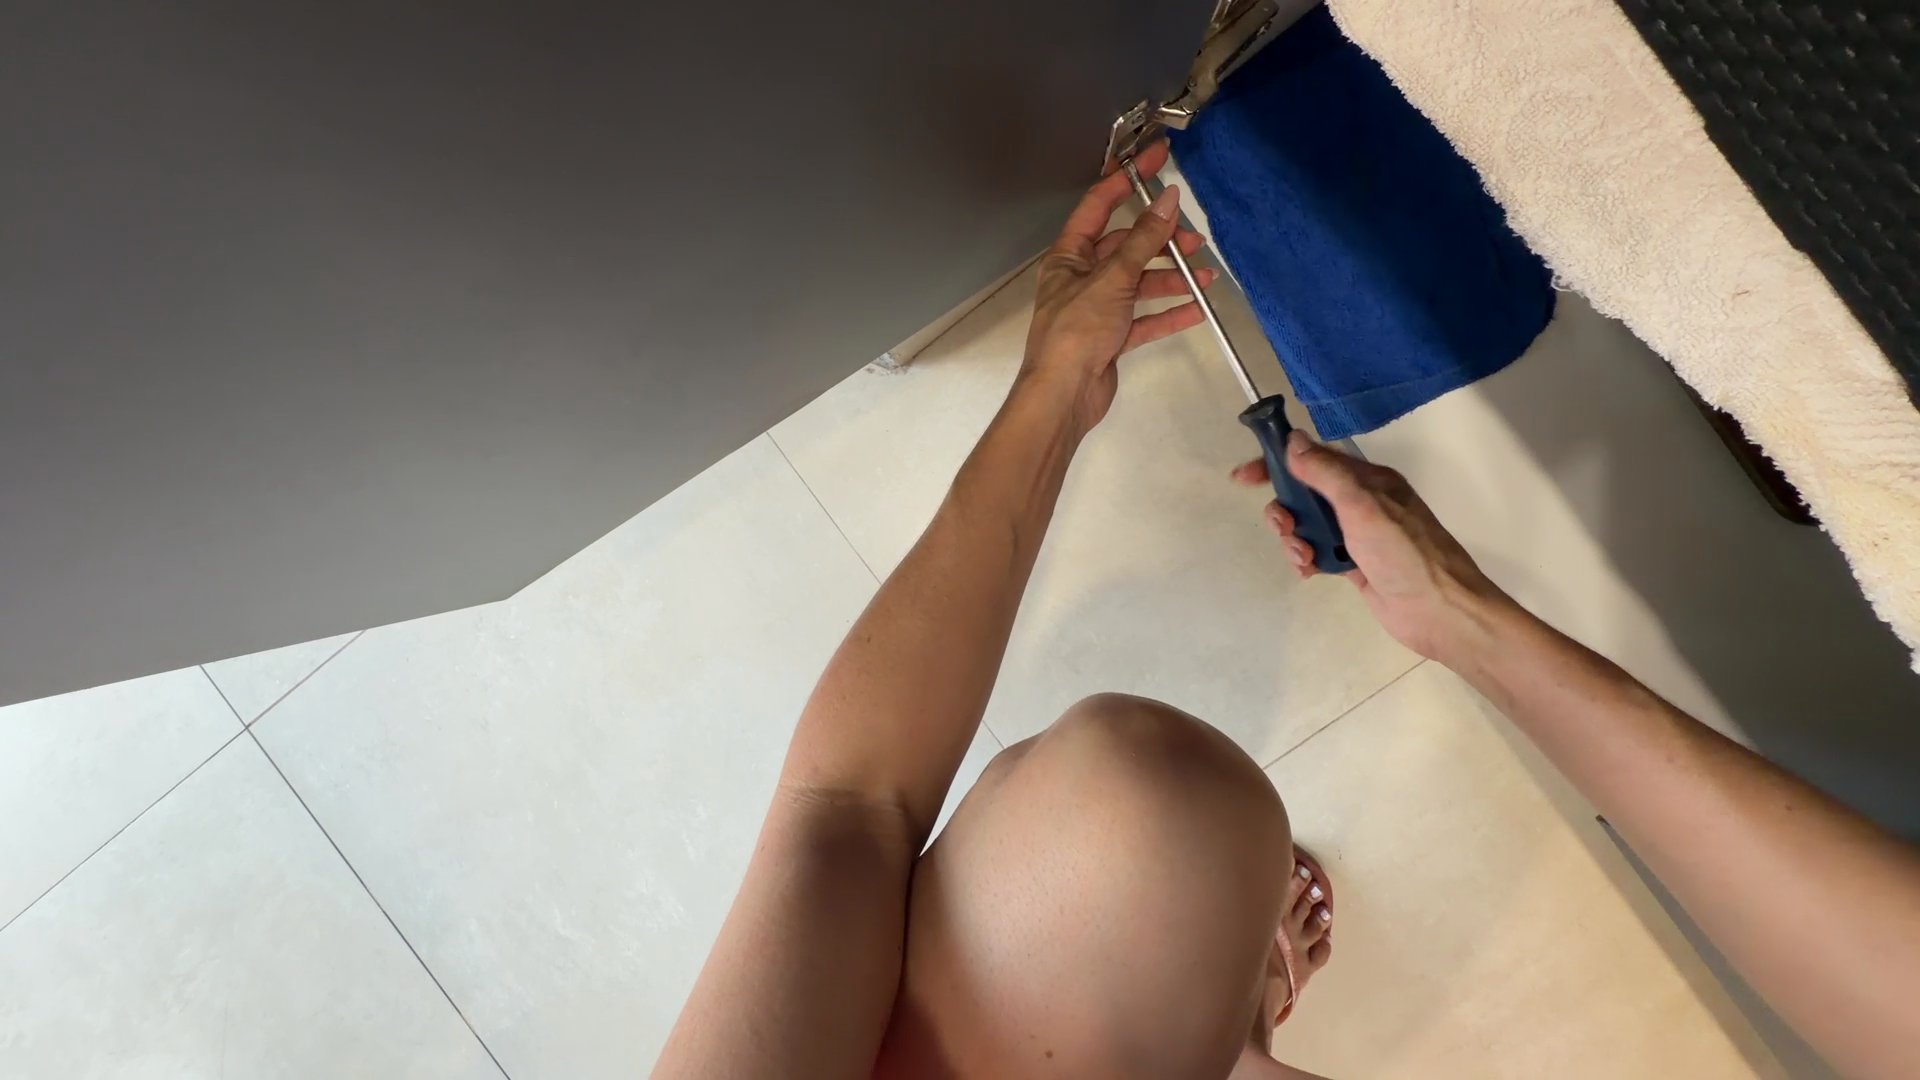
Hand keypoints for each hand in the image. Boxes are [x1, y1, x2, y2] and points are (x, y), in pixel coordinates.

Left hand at [1020, 141, 1214, 432]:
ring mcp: (1096, 310)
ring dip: (1170, 279)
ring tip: (1203, 275)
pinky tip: (1196, 307)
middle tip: (1192, 238)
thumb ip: (1142, 241)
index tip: (1157, 157)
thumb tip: (1167, 201)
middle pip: (1125, 248)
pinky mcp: (1110, 338)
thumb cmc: (1076, 333)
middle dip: (1160, 241)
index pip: (1098, 206)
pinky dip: (1168, 313)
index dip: (1126, 179)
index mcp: (1068, 258)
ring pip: (1138, 284)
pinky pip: (1144, 319)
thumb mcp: (1111, 280)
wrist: (1064, 396)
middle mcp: (1080, 280)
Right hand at [1231, 432, 1518, 664]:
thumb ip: (1326, 473)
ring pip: (1305, 525)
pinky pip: (1314, 551)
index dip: (1276, 463)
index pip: (1313, 459)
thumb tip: (1292, 440)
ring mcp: (1355, 533)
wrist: (1438, 612)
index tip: (1244, 477)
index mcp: (1367, 480)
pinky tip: (1311, 572)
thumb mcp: (1362, 507)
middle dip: (1285, 511)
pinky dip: (1305, 559)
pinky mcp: (1351, 561)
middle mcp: (1359, 502)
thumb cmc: (1404, 555)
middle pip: (1302, 494)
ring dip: (1294, 540)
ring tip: (1306, 559)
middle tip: (1286, 528)